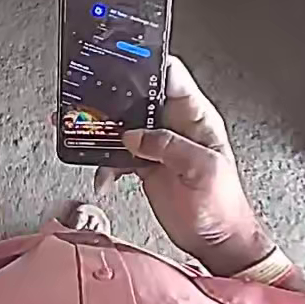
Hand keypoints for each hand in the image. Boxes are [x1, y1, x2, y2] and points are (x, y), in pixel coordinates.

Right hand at [94, 55, 273, 276]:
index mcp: (193, 117)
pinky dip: (104, 164)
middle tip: (89, 97)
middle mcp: (173, 126)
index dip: (148, 63)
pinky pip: (116, 155)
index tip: (123, 59)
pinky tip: (102, 178)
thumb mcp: (204, 170)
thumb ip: (170, 147)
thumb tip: (134, 135)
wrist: (216, 244)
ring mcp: (157, 145)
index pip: (170, 76)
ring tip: (81, 130)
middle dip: (113, 96)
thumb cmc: (223, 208)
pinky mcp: (144, 164)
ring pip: (122, 125)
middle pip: (138, 97)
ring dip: (101, 130)